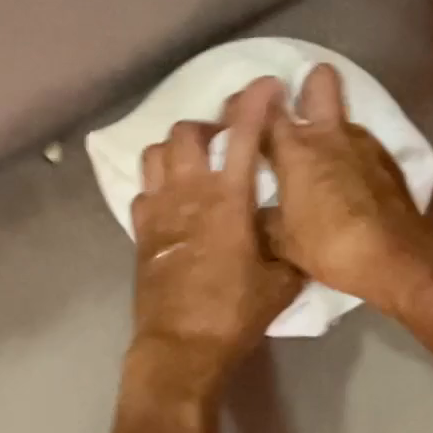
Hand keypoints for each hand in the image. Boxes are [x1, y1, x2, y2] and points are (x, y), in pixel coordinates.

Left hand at [128, 77, 303, 397]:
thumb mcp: (281, 281)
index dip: (255, 102)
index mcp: (228, 198)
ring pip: (155, 153)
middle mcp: (188, 193)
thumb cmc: (235, 313)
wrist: (181, 346)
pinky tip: (176, 201)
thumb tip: (292, 226)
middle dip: (209, 126)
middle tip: (226, 142)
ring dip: (177, 149)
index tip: (267, 85)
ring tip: (195, 165)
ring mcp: (158, 210)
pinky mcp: (140, 232)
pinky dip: (159, 184)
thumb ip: (289, 244)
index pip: (242, 134)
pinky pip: (143, 190)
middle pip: (187, 132)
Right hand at [260, 64, 432, 312]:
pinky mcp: (390, 162)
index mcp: (294, 149)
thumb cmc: (329, 245)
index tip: (237, 113)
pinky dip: (354, 160)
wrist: (397, 258)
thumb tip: (259, 213)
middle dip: (310, 86)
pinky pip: (364, 149)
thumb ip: (265, 219)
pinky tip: (351, 188)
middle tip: (298, 111)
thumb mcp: (282, 242)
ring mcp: (365, 145)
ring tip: (324, 165)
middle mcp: (330, 135)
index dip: (245, 106)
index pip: (262, 110)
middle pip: (321, 81)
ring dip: (332, 134)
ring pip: (344, 121)